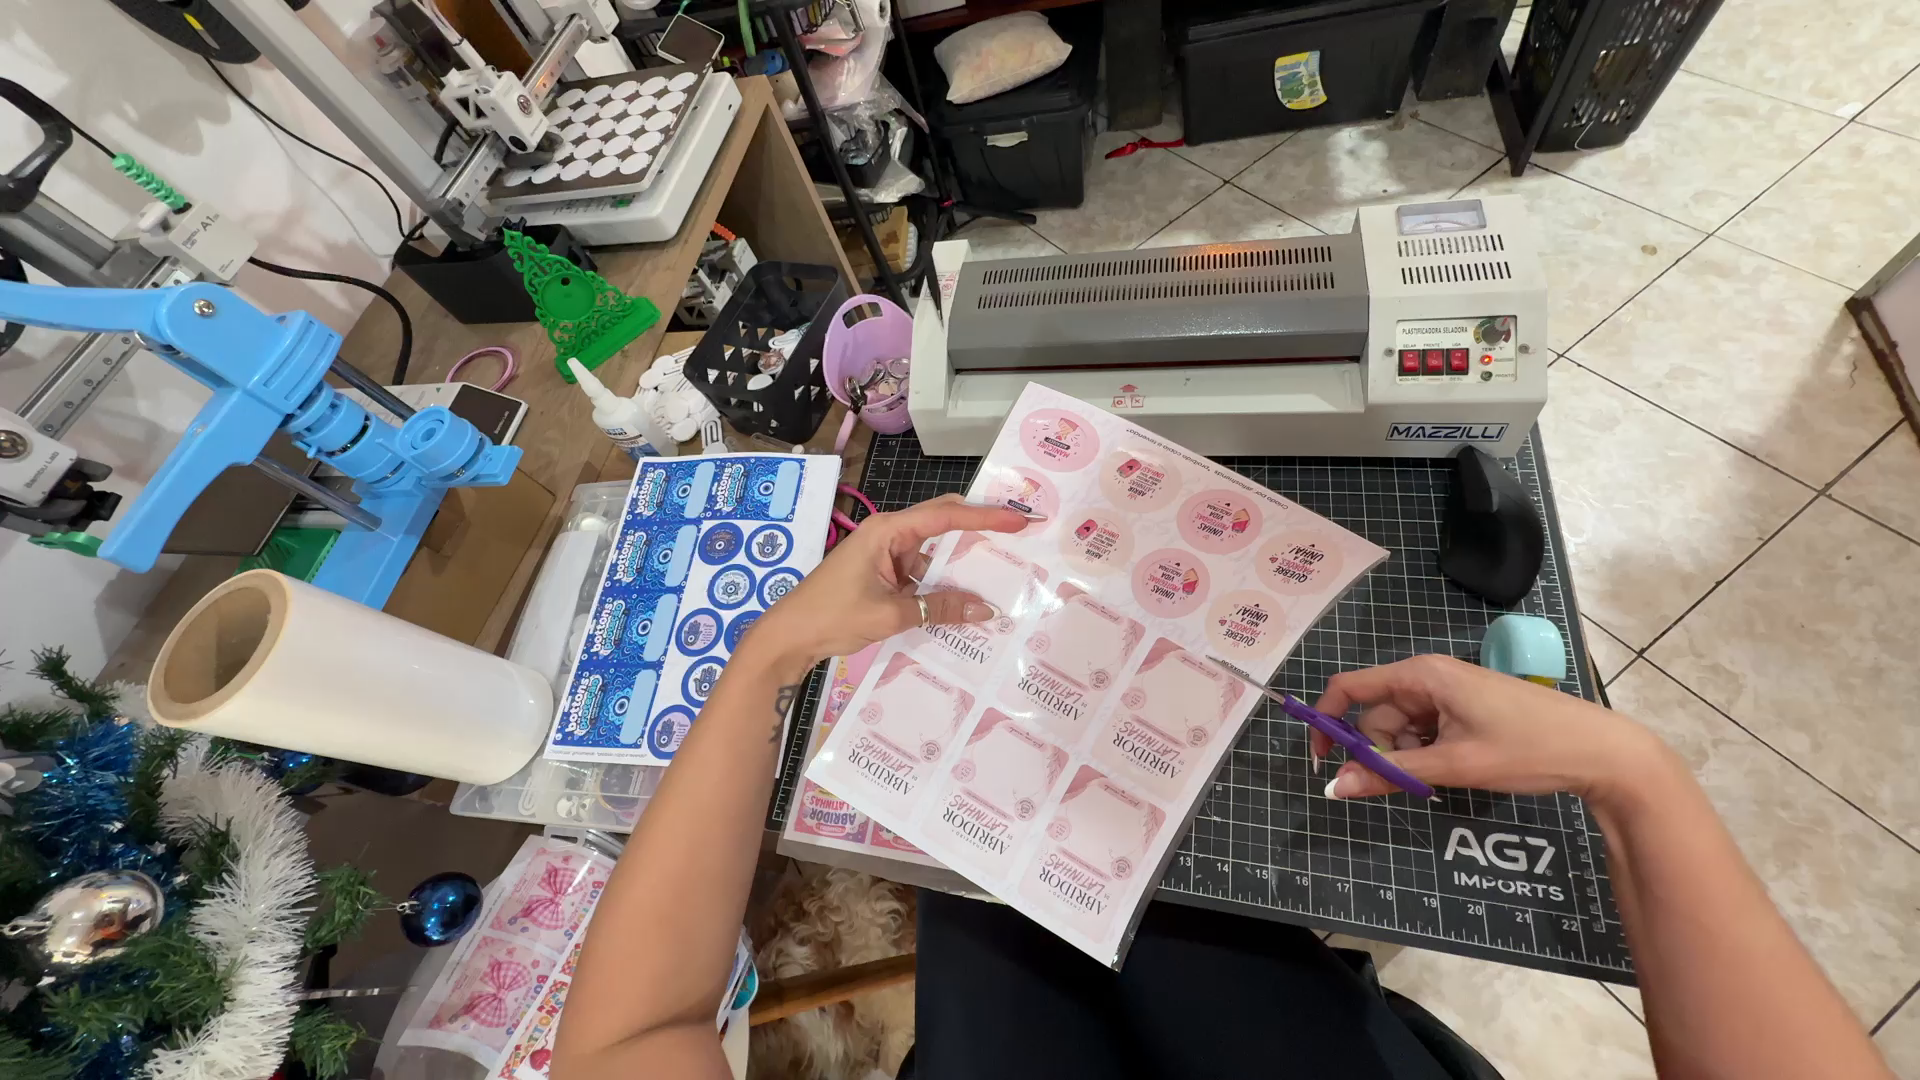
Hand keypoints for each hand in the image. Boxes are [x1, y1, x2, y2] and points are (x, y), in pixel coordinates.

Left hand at [743, 495, 1026, 676]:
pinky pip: (921, 572)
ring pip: (934, 552)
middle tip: (1018, 534)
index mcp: (888, 530)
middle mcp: (889, 534)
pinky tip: (964, 600)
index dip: (986, 516)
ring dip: (961, 564)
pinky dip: (941, 584)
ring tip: (1001, 572)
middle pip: (943, 524)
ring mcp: (886, 554)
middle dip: (979, 529)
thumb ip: (940, 608)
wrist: (789, 636)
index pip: (946, 516)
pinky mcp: (883, 573)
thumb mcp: (891, 614)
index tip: (1019, 519)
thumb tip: (986, 610)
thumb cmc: (833, 615)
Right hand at [1312, 654, 1670, 806]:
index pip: (1349, 688)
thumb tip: (1336, 788)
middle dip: (1381, 749)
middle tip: (1403, 783)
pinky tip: (1452, 768)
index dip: (1327, 719)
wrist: (1609, 755)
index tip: (1323, 759)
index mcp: (1420, 675)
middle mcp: (1428, 676)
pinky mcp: (1465, 707)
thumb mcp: (1455, 765)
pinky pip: (1426, 727)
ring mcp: (1448, 691)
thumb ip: (1391, 775)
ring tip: (1441, 777)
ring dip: (1407, 754)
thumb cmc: (1529, 749)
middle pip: (1377, 714)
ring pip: (1402, 725)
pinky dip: (1427, 751)